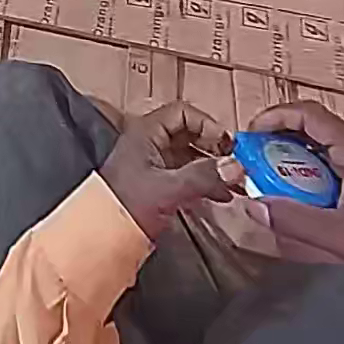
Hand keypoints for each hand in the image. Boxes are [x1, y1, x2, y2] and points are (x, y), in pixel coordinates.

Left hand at [99, 103, 236, 239]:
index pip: (182, 113)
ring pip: (191, 154)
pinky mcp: (160, 181)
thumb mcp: (168, 187)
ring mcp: (155, 160)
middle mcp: (151, 141)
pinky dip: (207, 181)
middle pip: (190, 132)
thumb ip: (202, 175)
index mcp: (147, 131)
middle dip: (216, 147)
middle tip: (237, 164)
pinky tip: (224, 195)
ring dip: (215, 166)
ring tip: (237, 183)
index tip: (228, 144)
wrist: (105, 230)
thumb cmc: (128, 202)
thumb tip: (236, 166)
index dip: (207, 124)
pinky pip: (188, 173)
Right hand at [238, 102, 343, 297]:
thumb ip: (293, 219)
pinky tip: (295, 190)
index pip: (307, 113)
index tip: (252, 135)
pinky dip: (305, 167)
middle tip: (254, 155)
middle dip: (276, 136)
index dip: (274, 117)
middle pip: (310, 124)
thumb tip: (252, 204)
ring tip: (268, 173)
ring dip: (289, 153)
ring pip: (318, 143)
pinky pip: (328, 160)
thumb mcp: (341, 236)